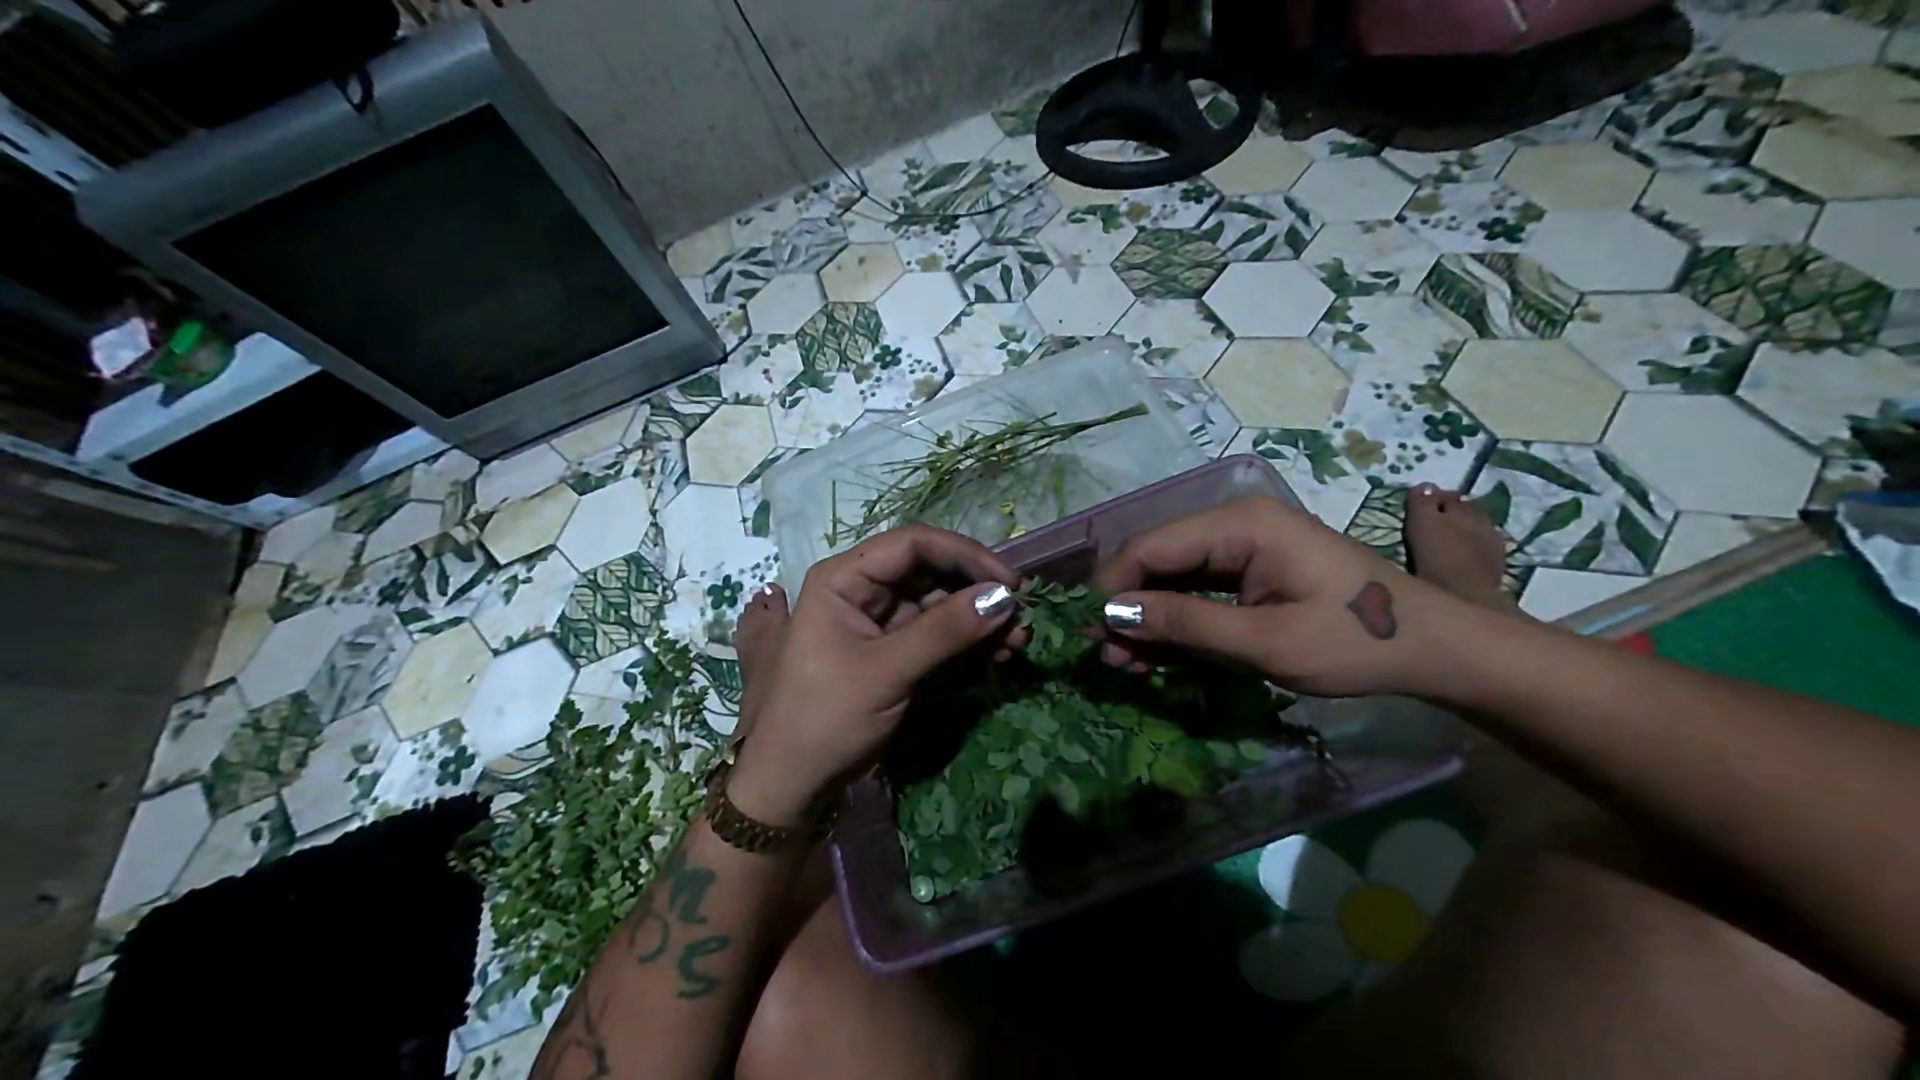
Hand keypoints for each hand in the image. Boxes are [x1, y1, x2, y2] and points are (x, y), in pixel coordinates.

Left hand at [728, 524, 1020, 823]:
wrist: (792, 784)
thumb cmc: (825, 719)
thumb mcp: (886, 672)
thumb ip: (945, 631)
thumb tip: (1005, 598)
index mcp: (844, 579)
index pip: (914, 544)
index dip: (966, 555)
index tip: (1011, 583)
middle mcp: (862, 590)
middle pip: (931, 570)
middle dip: (977, 590)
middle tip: (1022, 615)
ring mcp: (878, 620)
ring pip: (940, 603)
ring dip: (979, 618)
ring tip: (1019, 640)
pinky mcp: (893, 650)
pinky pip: (938, 633)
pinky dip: (968, 641)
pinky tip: (999, 653)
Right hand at [1092, 495, 1465, 697]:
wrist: (1436, 648)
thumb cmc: (1357, 641)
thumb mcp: (1266, 640)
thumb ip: (1186, 623)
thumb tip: (1112, 612)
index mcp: (1242, 524)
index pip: (1152, 546)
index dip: (1113, 586)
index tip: (1089, 632)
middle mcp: (1236, 523)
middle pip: (1157, 560)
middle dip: (1128, 606)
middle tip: (1105, 656)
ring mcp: (1244, 545)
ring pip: (1172, 578)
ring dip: (1146, 618)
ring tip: (1123, 663)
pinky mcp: (1251, 570)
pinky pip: (1197, 591)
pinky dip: (1175, 622)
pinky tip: (1154, 654)